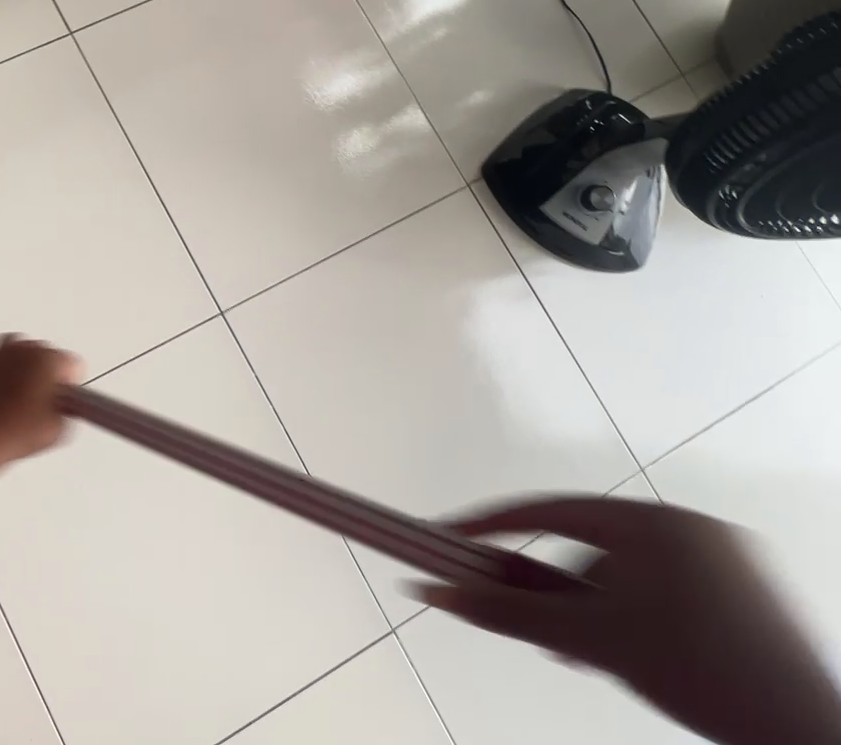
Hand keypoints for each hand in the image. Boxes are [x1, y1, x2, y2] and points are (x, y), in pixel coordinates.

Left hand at [0, 334, 82, 465]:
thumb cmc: (19, 431)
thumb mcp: (61, 427)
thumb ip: (68, 407)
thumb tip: (64, 403)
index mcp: (49, 360)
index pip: (72, 362)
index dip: (70, 382)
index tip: (64, 395)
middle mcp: (24, 348)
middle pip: (44, 351)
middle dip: (46, 370)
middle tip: (42, 397)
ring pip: (15, 344)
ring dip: (20, 359)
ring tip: (19, 382)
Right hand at [417, 497, 840, 744]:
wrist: (816, 739)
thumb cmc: (703, 675)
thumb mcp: (587, 639)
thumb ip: (503, 610)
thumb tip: (431, 591)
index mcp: (652, 522)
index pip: (543, 510)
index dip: (487, 525)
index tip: (447, 538)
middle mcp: (688, 527)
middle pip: (580, 545)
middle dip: (548, 584)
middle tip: (529, 617)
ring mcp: (722, 558)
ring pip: (616, 572)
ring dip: (586, 608)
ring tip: (586, 652)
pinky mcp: (741, 591)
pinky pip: (654, 587)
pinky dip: (625, 614)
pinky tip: (623, 653)